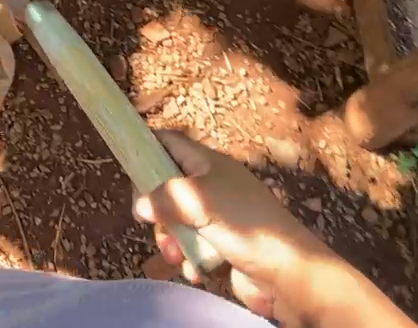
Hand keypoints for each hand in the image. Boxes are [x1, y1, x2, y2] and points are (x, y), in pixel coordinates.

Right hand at [133, 130, 413, 327]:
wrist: (291, 274)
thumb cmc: (244, 224)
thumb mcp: (197, 200)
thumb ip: (163, 197)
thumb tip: (140, 206)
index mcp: (208, 163)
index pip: (169, 142)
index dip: (145, 146)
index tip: (126, 163)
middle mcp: (211, 185)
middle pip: (167, 185)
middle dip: (155, 206)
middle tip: (148, 222)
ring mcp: (218, 217)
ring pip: (177, 220)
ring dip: (170, 238)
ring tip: (173, 254)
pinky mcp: (223, 247)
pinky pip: (193, 246)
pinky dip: (188, 258)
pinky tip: (193, 270)